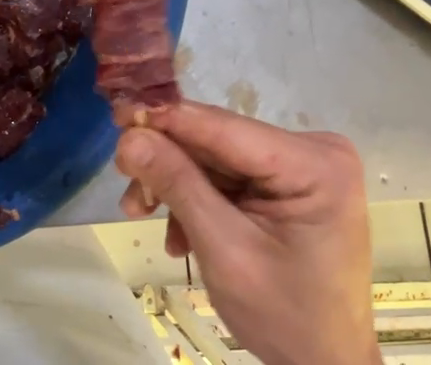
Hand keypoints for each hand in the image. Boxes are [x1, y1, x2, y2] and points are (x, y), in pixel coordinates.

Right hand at [117, 102, 379, 364]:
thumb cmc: (286, 316)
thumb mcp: (225, 250)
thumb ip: (177, 185)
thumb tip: (128, 138)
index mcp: (314, 162)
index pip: (223, 126)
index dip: (165, 118)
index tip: (116, 113)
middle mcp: (312, 150)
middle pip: (215, 141)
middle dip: (166, 163)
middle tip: (124, 180)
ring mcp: (299, 165)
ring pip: (212, 158)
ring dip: (174, 184)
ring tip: (142, 213)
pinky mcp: (286, 182)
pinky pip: (226, 175)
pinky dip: (195, 197)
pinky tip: (179, 231)